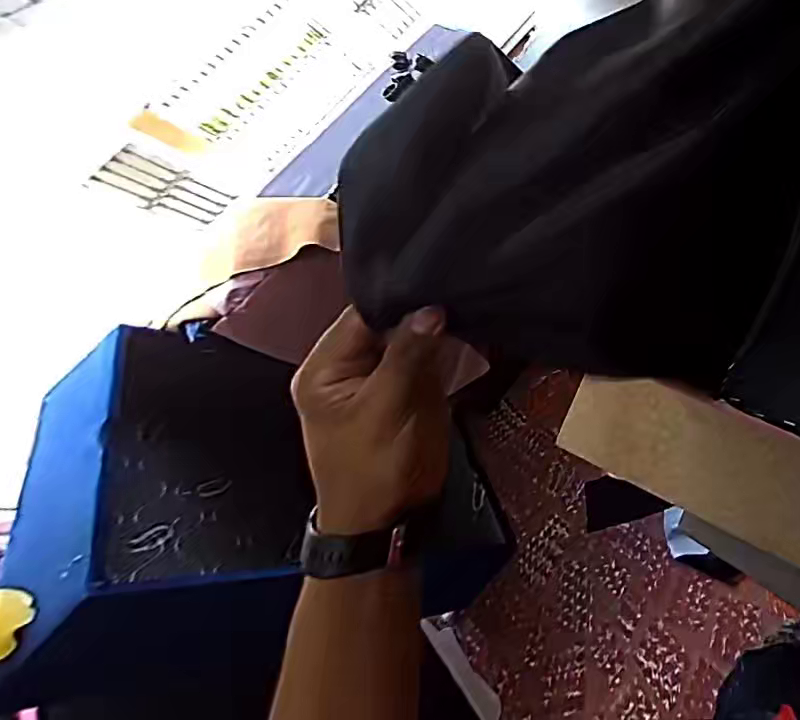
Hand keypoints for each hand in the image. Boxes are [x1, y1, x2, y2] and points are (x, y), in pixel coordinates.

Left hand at [291, 306, 451, 534]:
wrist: (391, 523)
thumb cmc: (376, 468)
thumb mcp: (388, 408)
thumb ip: (408, 353)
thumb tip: (432, 307)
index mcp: (326, 368)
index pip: (363, 314)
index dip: (401, 296)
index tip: (440, 277)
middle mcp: (350, 366)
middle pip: (389, 321)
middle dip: (425, 308)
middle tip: (463, 286)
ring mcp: (381, 377)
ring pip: (412, 336)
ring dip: (441, 325)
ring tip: (473, 302)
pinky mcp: (408, 388)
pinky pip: (428, 355)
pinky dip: (449, 344)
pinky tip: (473, 329)